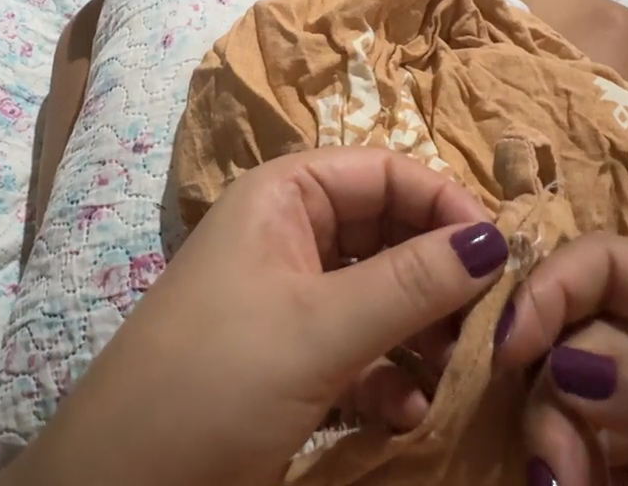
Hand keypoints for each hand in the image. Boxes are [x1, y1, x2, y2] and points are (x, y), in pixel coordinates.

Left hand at [0, 148, 507, 485]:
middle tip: (492, 321)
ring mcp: (291, 294)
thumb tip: (497, 241)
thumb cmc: (218, 375)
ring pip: (381, 291)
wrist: (124, 478)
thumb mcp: (319, 327)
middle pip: (388, 230)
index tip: (503, 256)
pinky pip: (362, 343)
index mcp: (284, 194)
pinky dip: (393, 373)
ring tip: (461, 369)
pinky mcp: (293, 353)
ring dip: (424, 329)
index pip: (384, 172)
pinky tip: (412, 411)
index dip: (444, 204)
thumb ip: (411, 283)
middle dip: (440, 274)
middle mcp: (289, 231)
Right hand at [496, 233, 627, 485]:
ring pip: (563, 393)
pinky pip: (580, 446)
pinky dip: (567, 471)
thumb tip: (562, 364)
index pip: (606, 263)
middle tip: (557, 473)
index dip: (549, 290)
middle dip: (551, 394)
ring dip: (554, 441)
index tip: (508, 351)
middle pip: (573, 334)